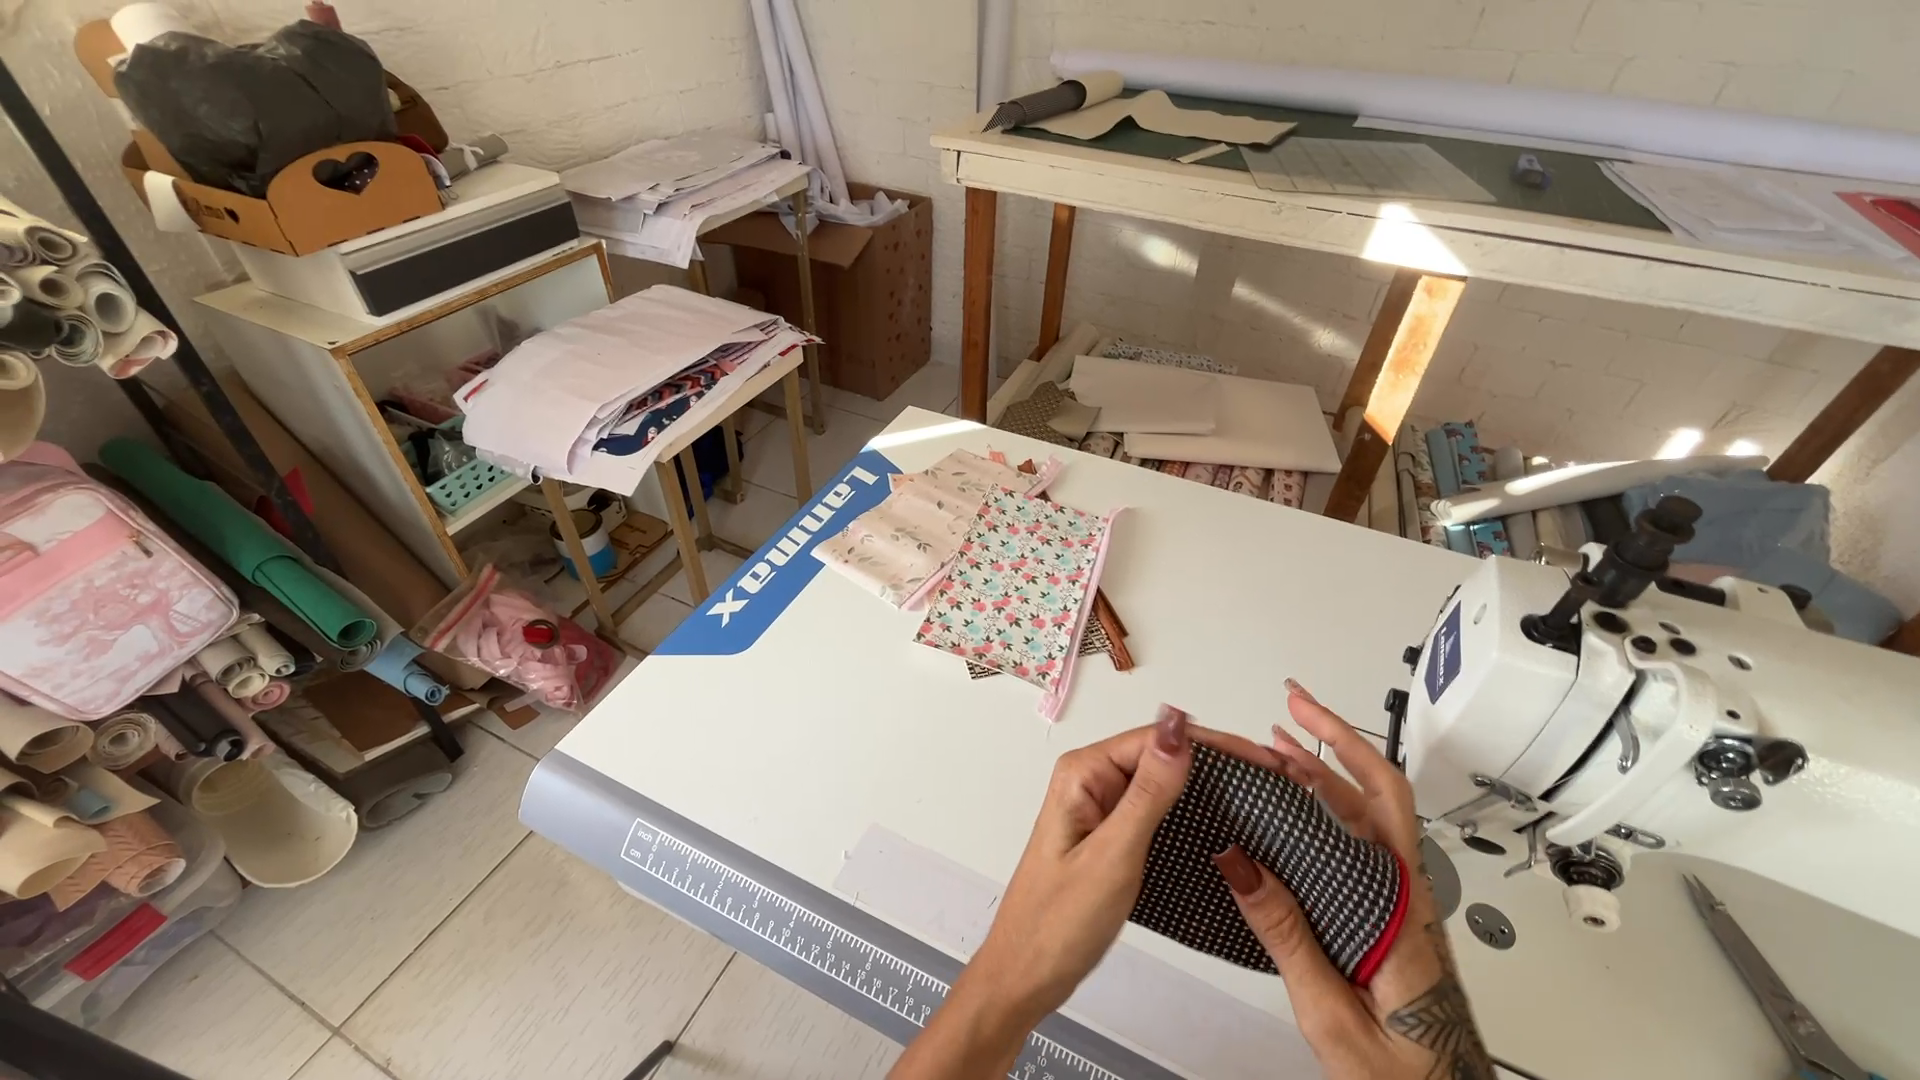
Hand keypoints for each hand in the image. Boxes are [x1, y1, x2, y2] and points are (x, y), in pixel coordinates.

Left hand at [896, 706, 1274, 1078]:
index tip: (1267, 761)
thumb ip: (1149, 791)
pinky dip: (1190, 809)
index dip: (1216, 744)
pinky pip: (1155, 808)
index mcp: (1084, 772)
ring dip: (1209, 784)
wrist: (1027, 974)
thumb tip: (1177, 727)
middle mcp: (1090, 779)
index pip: (1158, 738)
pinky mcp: (1110, 832)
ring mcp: (1100, 806)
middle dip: (1219, 761)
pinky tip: (1222, 819)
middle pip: (1163, 753)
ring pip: (1163, 780)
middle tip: (1277, 780)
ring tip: (1262, 794)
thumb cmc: (1059, 920)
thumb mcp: (1113, 854)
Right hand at [1210, 679, 1494, 1079]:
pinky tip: (1289, 813)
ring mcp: (1396, 904)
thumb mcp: (1331, 1013)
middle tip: (1290, 703)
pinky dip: (1320, 812)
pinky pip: (1353, 848)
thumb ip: (1285, 936)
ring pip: (1364, 818)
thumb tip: (1238, 862)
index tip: (1295, 717)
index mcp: (1399, 908)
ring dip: (1323, 772)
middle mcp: (1404, 895)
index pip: (1376, 802)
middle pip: (1377, 793)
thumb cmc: (1403, 1075)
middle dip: (1333, 739)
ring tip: (1276, 745)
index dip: (1338, 748)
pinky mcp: (1383, 918)